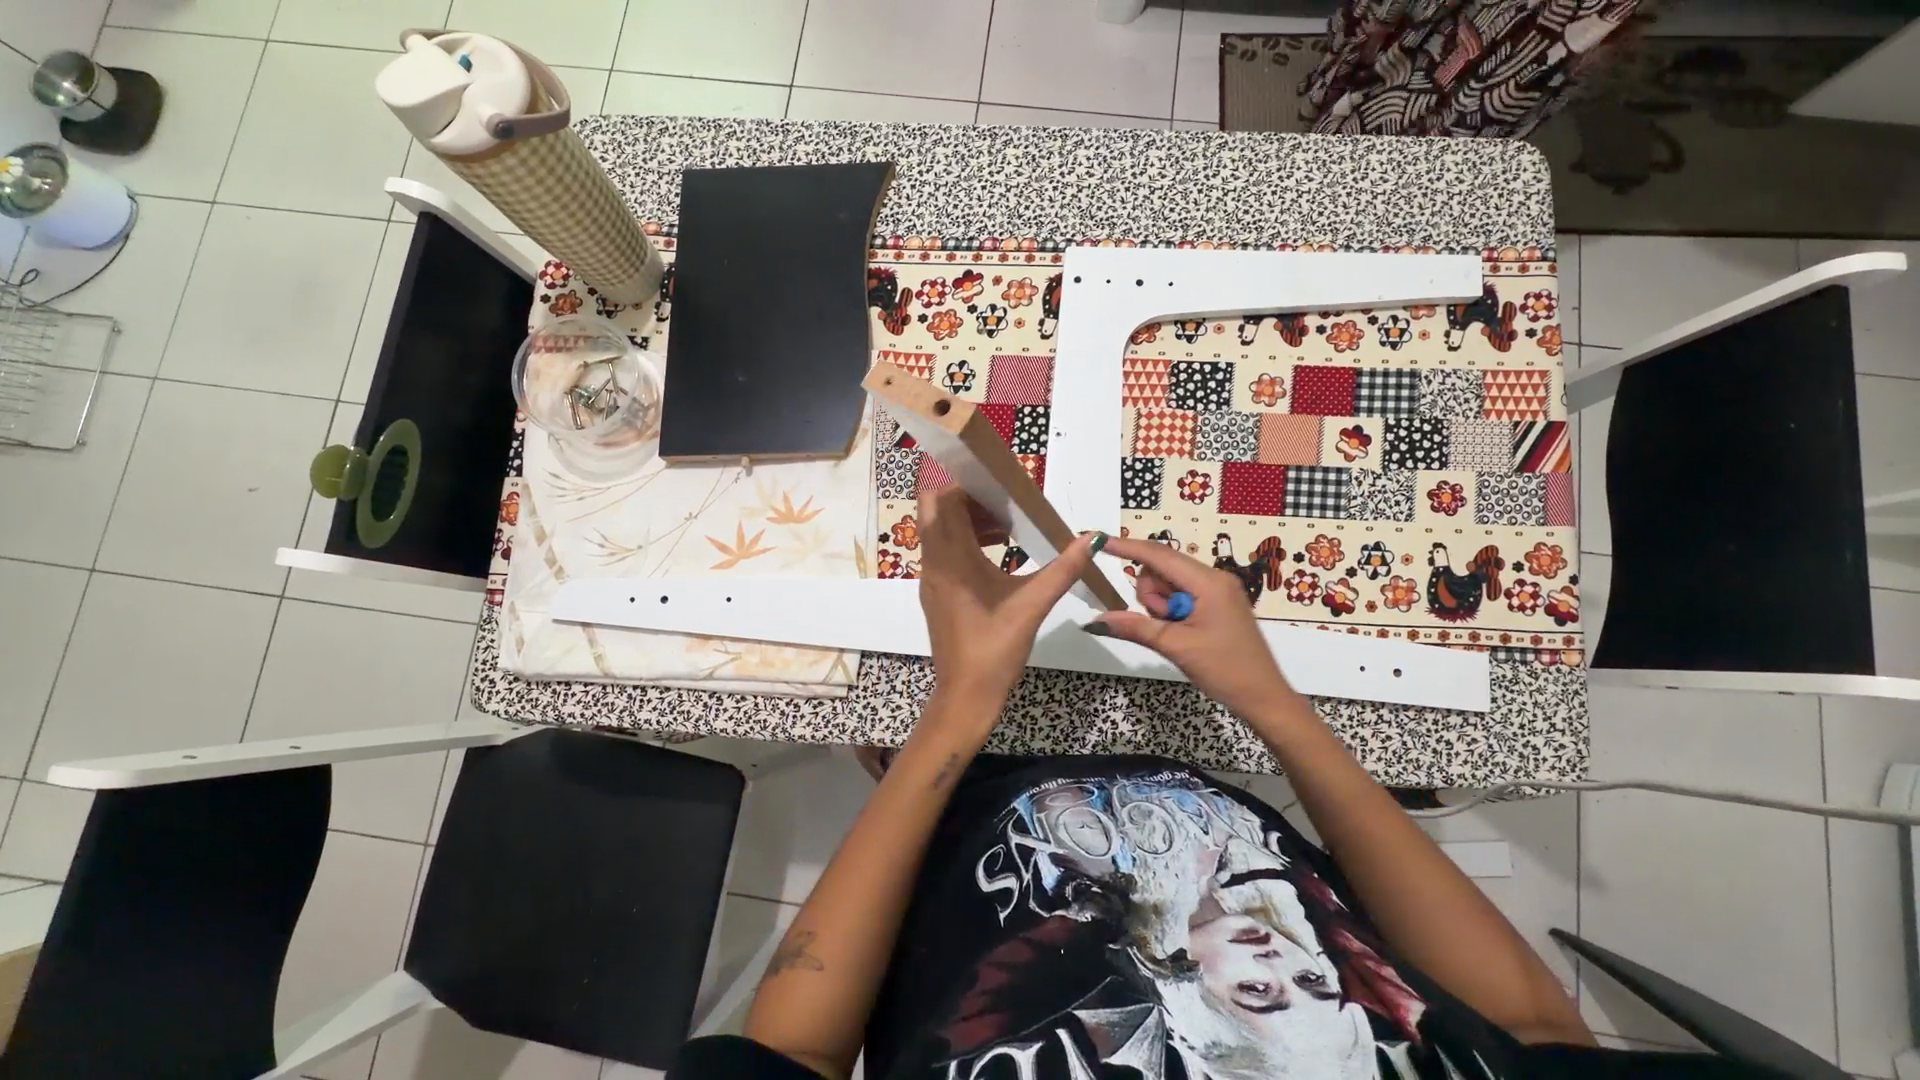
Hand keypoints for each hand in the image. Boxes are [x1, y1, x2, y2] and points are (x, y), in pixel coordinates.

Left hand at [915, 487, 1098, 712]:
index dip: (969, 485)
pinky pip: (944, 554)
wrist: (965, 697)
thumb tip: (1090, 540)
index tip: (1001, 485)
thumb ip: (1062, 569)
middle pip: (937, 511)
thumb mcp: (1033, 606)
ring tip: (1008, 528)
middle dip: (969, 500)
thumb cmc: (995, 649)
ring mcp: (931, 581)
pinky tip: (1000, 556)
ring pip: (940, 533)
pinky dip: (966, 544)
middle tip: (1004, 503)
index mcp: (951, 560)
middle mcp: (934, 564)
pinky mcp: (937, 595)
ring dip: (969, 522)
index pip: (945, 501)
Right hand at [1088, 536, 1296, 718]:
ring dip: (1161, 606)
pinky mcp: (1217, 604)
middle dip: (1151, 594)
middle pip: (1162, 569)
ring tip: (1177, 633)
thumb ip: (1135, 628)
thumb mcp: (1176, 647)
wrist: (1263, 697)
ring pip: (1168, 584)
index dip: (1128, 547)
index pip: (1160, 555)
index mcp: (1209, 582)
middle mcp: (1215, 578)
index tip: (1099, 541)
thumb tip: (1096, 621)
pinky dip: (1172, 611)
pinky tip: (1182, 632)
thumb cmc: (1225, 670)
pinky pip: (1181, 595)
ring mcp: (1217, 591)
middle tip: (1164, 624)